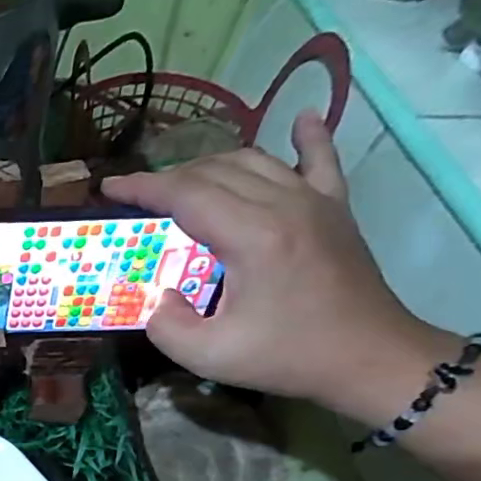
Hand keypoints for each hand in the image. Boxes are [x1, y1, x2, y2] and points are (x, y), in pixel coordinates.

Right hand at [102, 112, 450, 415]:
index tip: (109, 189)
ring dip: (209, 167)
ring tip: (181, 185)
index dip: (142, 187)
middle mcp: (284, 204)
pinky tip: (301, 120)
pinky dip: (307, 138)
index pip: (186, 193)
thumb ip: (165, 326)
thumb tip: (161, 296)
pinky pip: (321, 160)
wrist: (371, 361)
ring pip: (252, 160)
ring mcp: (315, 202)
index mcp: (252, 236)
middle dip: (167, 179)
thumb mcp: (209, 356)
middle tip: (138, 200)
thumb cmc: (288, 358)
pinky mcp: (336, 209)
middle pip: (213, 171)